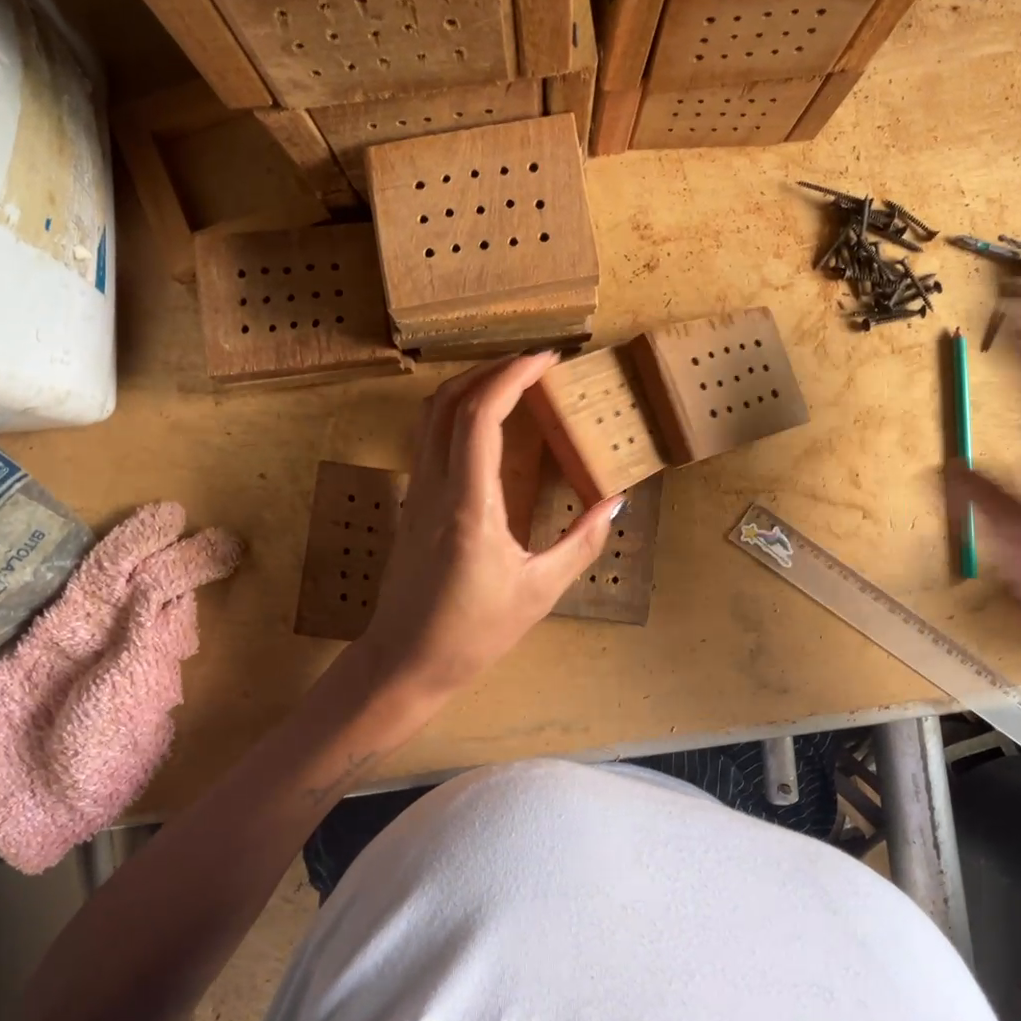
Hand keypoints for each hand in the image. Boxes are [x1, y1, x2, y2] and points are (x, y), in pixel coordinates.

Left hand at [357, 353, 621, 694]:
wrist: (405, 660)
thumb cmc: (472, 633)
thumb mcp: (539, 591)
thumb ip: (580, 543)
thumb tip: (615, 502)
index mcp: (469, 505)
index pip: (480, 416)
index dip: (512, 377)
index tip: (546, 360)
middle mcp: (435, 486)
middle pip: (448, 401)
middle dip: (491, 369)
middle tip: (534, 364)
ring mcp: (417, 492)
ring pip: (430, 415)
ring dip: (469, 386)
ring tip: (512, 382)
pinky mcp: (413, 502)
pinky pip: (429, 437)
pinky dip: (456, 412)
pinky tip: (486, 424)